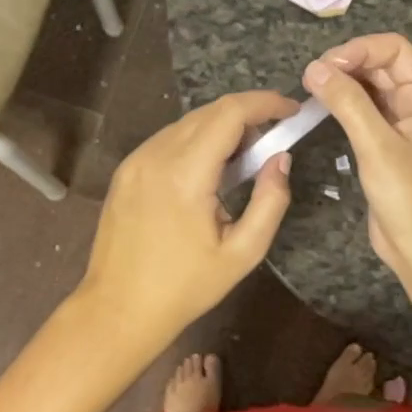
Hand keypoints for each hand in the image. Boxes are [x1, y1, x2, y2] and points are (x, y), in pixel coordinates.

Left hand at [76, 91, 296, 342]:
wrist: (118, 309)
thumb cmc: (186, 287)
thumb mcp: (243, 252)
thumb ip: (270, 201)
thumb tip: (282, 159)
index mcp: (185, 174)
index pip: (229, 114)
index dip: (265, 103)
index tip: (293, 110)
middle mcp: (155, 156)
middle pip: (209, 112)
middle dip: (248, 114)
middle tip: (278, 136)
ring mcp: (135, 162)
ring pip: (188, 123)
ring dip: (223, 127)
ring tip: (249, 155)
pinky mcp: (127, 172)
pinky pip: (169, 139)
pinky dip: (199, 140)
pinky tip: (214, 167)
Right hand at [303, 34, 411, 271]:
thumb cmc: (407, 197)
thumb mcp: (377, 147)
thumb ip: (349, 104)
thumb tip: (316, 68)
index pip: (395, 49)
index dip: (361, 48)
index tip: (327, 65)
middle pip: (380, 63)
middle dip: (347, 62)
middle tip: (311, 78)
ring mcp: (401, 122)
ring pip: (369, 85)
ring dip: (343, 81)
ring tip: (311, 89)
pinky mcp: (385, 141)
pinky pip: (364, 108)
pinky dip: (343, 102)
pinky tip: (321, 107)